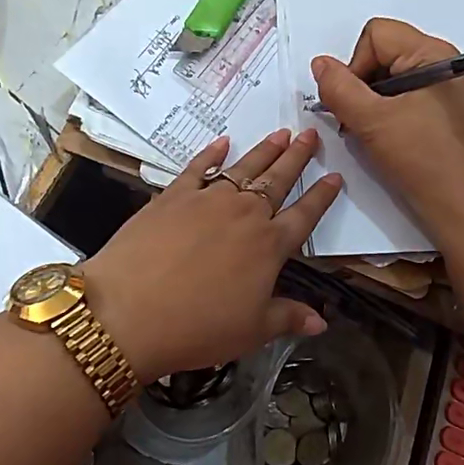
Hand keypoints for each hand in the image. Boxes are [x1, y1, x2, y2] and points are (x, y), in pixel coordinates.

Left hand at [82, 130, 343, 381]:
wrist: (128, 312)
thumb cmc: (197, 327)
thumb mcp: (252, 331)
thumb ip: (288, 318)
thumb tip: (322, 321)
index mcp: (269, 246)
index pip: (305, 215)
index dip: (322, 196)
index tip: (335, 176)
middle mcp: (243, 215)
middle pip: (277, 180)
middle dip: (297, 157)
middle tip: (310, 134)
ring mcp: (206, 201)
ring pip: (243, 168)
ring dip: (264, 150)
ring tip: (280, 133)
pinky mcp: (172, 197)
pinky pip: (198, 168)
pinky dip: (211, 153)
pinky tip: (222, 142)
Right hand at [311, 18, 463, 232]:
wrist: (451, 202)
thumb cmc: (422, 160)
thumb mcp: (371, 121)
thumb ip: (339, 88)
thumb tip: (320, 65)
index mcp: (432, 54)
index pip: (375, 35)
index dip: (355, 66)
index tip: (356, 102)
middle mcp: (438, 62)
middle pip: (378, 52)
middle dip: (360, 84)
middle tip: (359, 119)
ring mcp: (436, 86)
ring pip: (383, 76)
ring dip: (366, 102)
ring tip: (369, 131)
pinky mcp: (432, 108)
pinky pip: (394, 95)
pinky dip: (379, 112)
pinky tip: (379, 136)